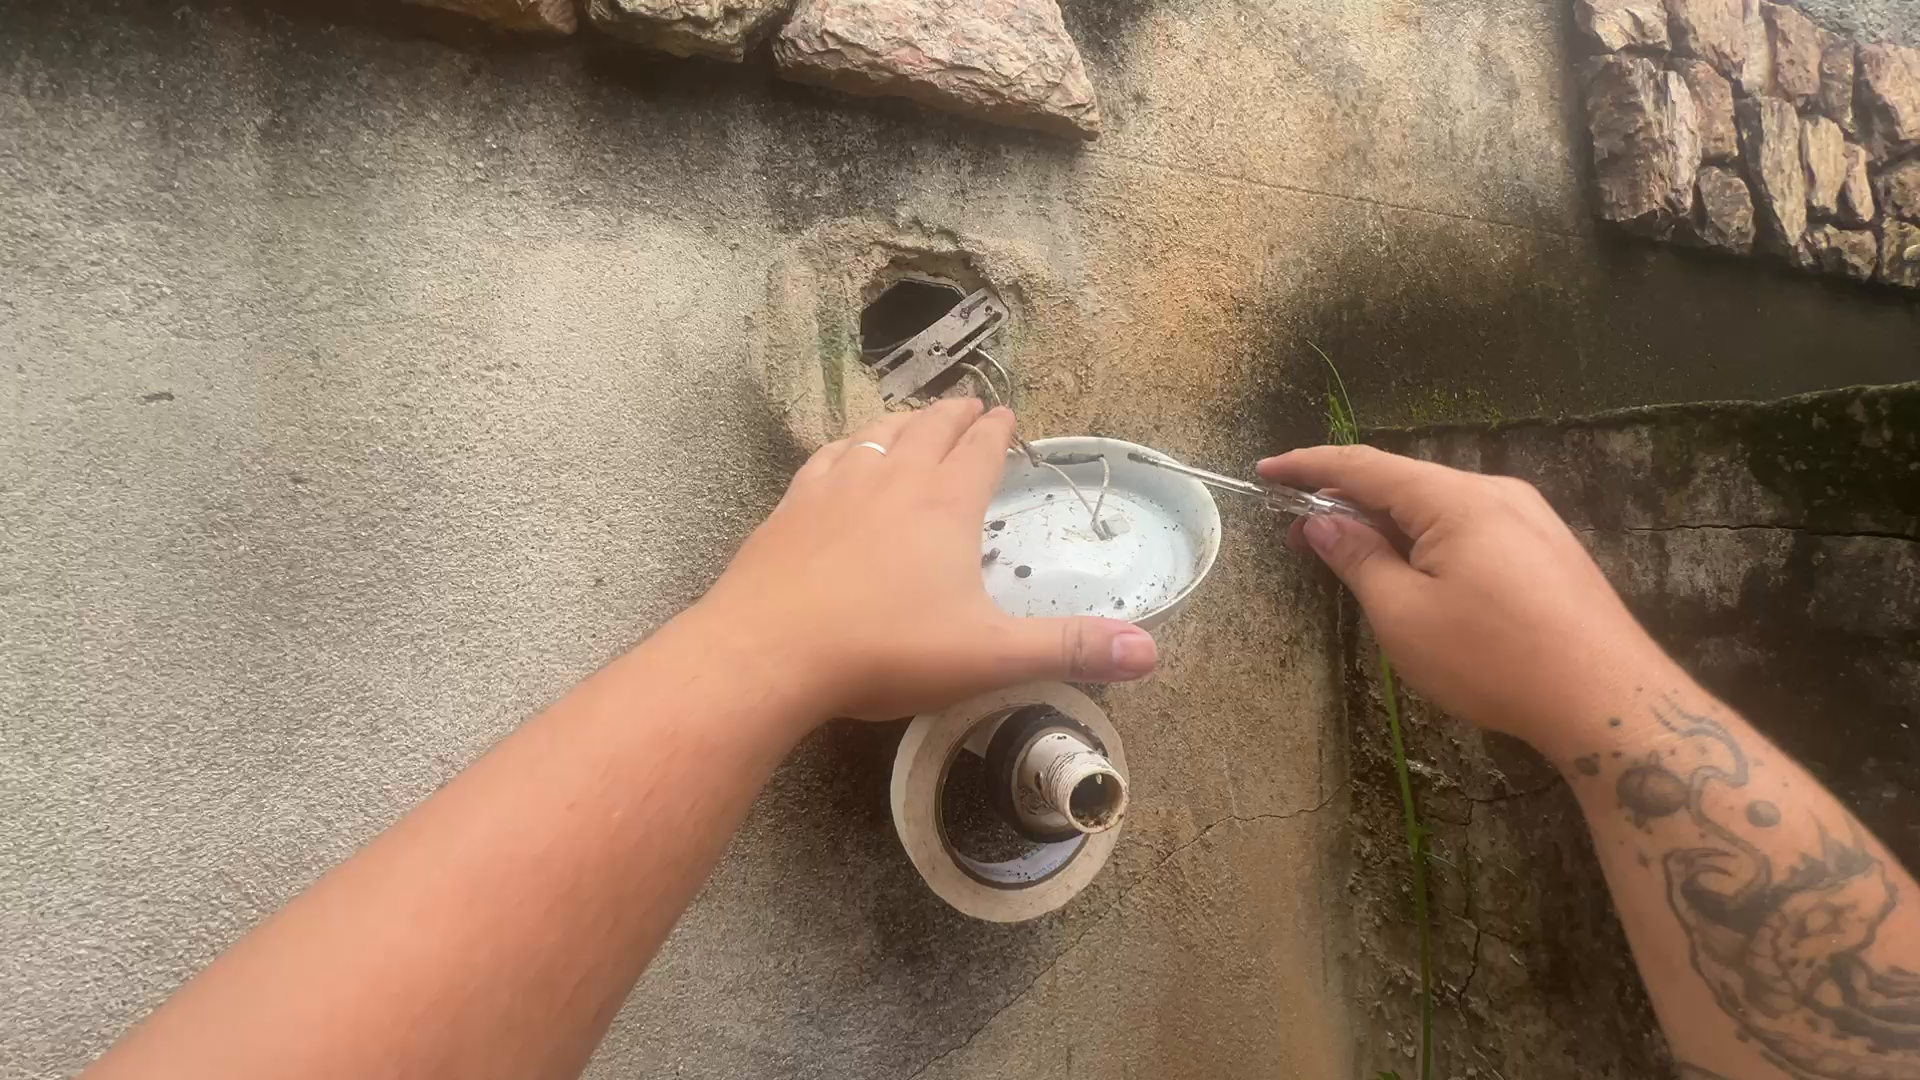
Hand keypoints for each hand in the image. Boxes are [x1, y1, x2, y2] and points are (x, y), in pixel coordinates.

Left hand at [685, 398, 1158, 722]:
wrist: (767, 653)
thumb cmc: (884, 650)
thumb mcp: (988, 656)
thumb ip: (1068, 649)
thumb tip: (1152, 652)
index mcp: (943, 505)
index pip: (980, 452)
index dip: (999, 432)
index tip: (1007, 415)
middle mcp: (892, 479)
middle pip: (931, 429)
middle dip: (957, 414)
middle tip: (971, 403)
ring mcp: (835, 487)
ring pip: (879, 433)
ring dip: (905, 420)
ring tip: (917, 416)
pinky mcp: (792, 506)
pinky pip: (828, 456)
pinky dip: (849, 444)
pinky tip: (846, 451)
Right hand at [1258, 445, 1674, 752]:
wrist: (1612, 707)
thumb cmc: (1492, 658)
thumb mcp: (1402, 613)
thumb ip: (1357, 558)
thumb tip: (1323, 522)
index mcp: (1457, 500)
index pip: (1363, 466)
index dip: (1307, 465)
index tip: (1265, 470)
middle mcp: (1495, 493)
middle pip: (1400, 482)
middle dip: (1341, 501)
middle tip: (1296, 534)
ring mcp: (1526, 519)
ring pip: (1431, 505)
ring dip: (1380, 522)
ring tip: (1344, 554)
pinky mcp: (1542, 549)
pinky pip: (1461, 525)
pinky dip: (1416, 537)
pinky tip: (1403, 566)